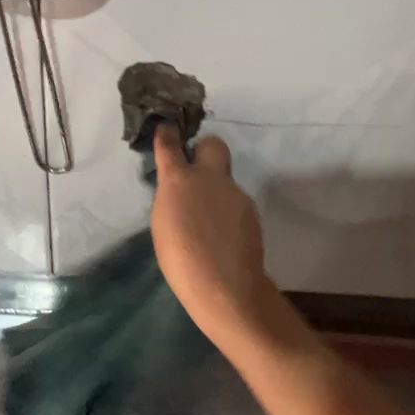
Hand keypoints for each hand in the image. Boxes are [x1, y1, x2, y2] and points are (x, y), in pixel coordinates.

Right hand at [150, 126, 277, 346]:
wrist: (224, 286)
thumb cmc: (180, 260)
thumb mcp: (163, 224)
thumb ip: (172, 199)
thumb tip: (181, 192)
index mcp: (180, 181)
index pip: (170, 146)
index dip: (168, 135)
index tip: (167, 129)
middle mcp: (210, 178)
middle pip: (213, 145)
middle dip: (204, 151)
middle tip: (197, 173)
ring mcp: (235, 193)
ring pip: (224, 181)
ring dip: (216, 192)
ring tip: (208, 224)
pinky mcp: (250, 211)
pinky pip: (234, 203)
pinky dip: (227, 214)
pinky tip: (223, 237)